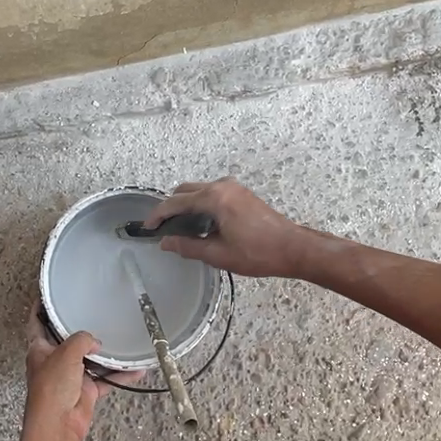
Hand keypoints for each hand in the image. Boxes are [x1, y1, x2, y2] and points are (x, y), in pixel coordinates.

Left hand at [22, 311, 140, 440]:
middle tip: (93, 312)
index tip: (47, 294)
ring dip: (105, 352)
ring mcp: (70, 376)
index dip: (40, 307)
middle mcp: (54, 360)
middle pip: (67, 340)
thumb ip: (81, 339)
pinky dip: (119, 374)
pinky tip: (136, 368)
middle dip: (79, 329)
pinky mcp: (85, 390)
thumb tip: (94, 341)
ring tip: (121, 337)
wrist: (58, 423)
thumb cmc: (52, 388)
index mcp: (39, 349)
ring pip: (90, 359)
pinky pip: (105, 378)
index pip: (37, 322)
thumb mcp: (66, 352)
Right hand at [144, 178, 311, 276]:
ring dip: (185, 205)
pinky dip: (200, 204)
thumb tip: (165, 243)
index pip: (176, 202)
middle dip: (170, 207)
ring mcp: (234, 188)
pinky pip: (212, 193)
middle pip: (185, 191)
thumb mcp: (217, 254)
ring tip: (179, 228)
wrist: (293, 248)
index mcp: (214, 198)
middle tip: (162, 228)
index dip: (158, 215)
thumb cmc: (257, 253)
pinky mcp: (241, 194)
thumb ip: (187, 246)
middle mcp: (222, 186)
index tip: (148, 228)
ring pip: (198, 191)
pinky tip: (200, 224)